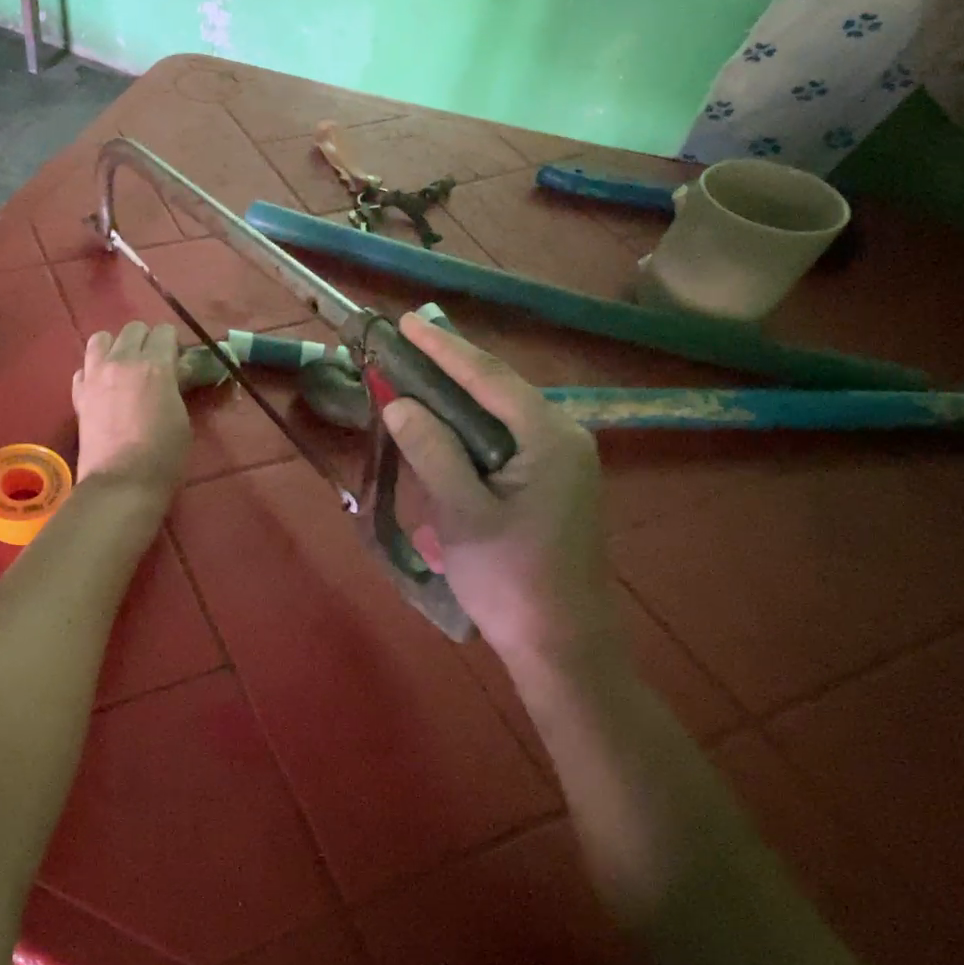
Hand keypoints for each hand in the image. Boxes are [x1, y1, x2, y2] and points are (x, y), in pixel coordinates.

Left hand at [71, 322, 191, 495]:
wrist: (121, 483)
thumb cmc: (163, 456)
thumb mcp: (182, 418)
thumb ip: (176, 386)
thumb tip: (174, 371)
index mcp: (154, 365)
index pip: (164, 332)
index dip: (173, 345)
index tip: (177, 362)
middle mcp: (122, 361)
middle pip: (133, 329)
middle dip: (146, 341)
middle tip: (153, 365)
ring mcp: (94, 375)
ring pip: (102, 339)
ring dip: (116, 347)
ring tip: (124, 368)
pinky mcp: (78, 394)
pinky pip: (84, 368)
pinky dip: (94, 372)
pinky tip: (103, 389)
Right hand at [382, 314, 617, 673]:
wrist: (561, 642)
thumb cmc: (510, 579)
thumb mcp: (463, 514)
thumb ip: (433, 453)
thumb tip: (400, 404)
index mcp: (549, 438)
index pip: (489, 379)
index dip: (444, 349)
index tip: (407, 322)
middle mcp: (563, 438)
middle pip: (498, 390)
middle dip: (449, 367)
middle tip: (404, 344)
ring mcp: (562, 461)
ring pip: (501, 416)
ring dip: (457, 399)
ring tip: (414, 376)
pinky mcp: (552, 484)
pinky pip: (505, 441)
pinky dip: (469, 430)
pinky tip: (442, 428)